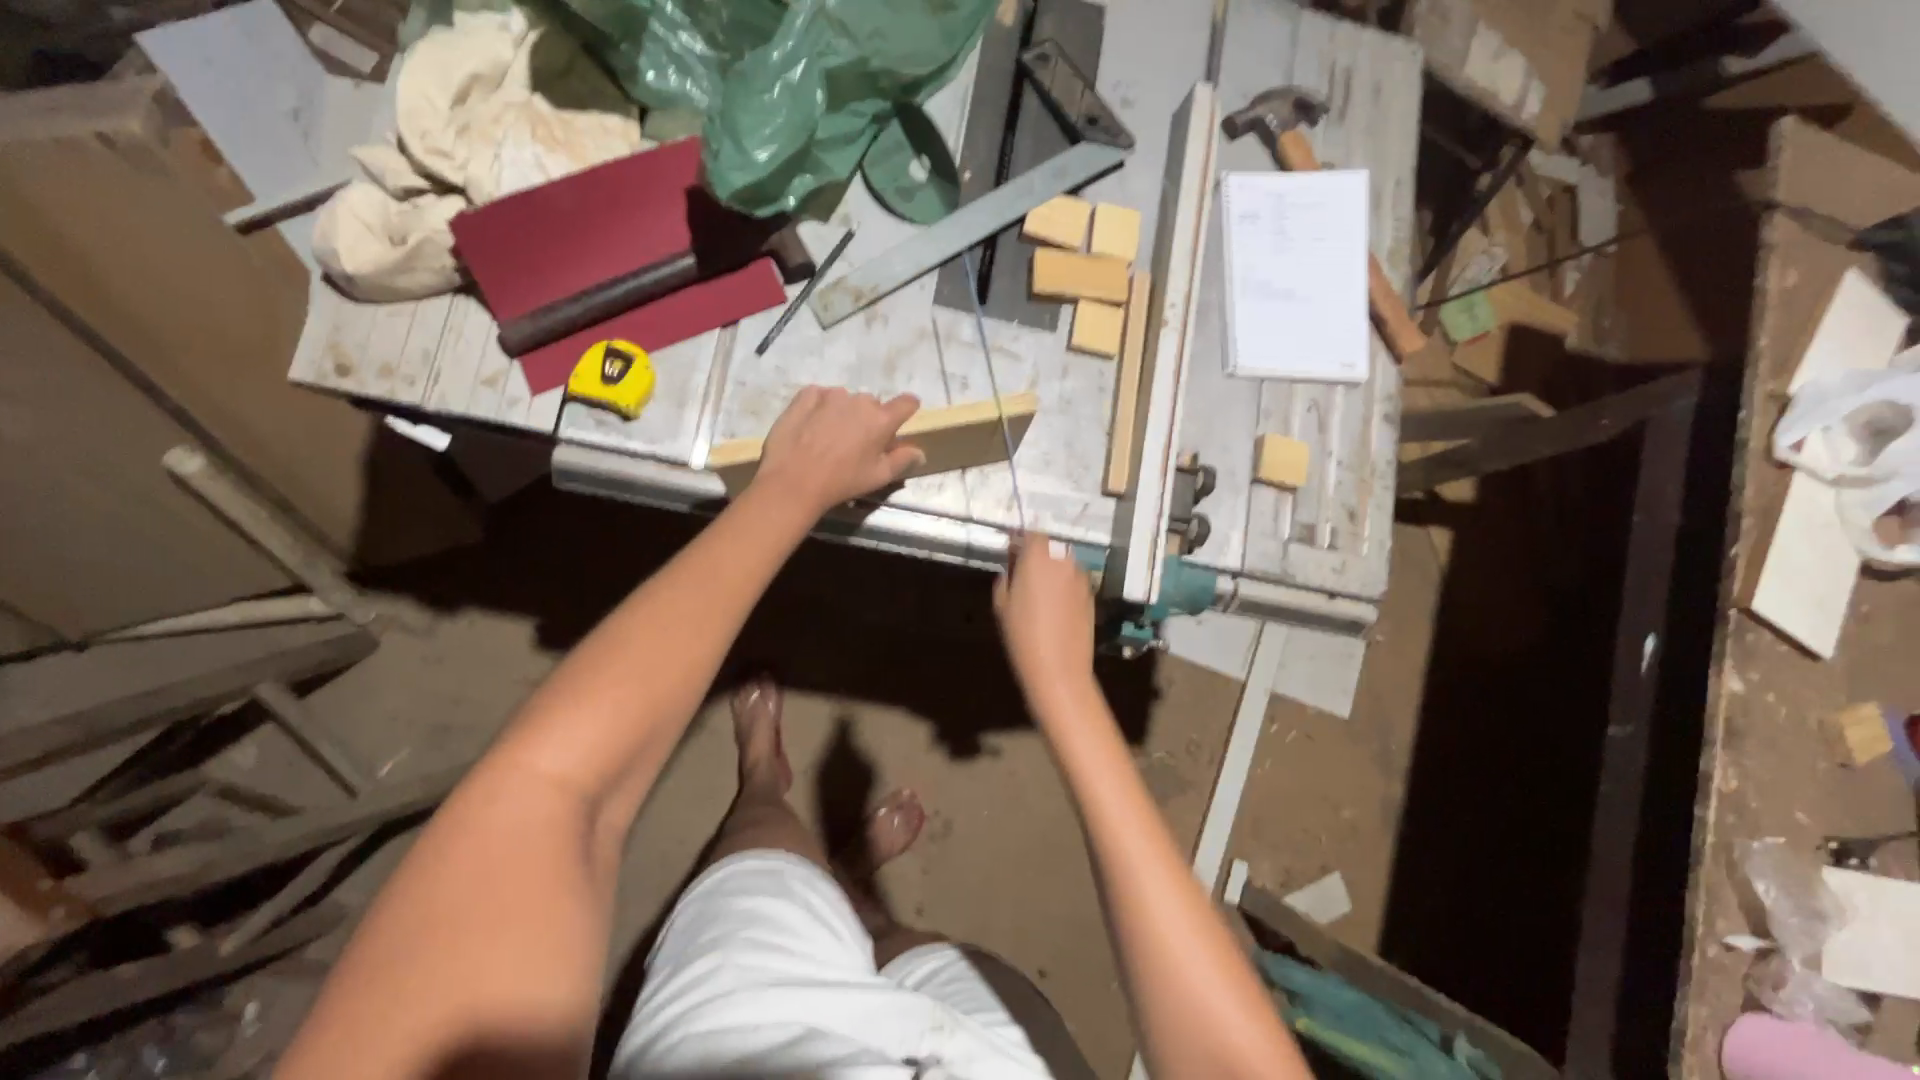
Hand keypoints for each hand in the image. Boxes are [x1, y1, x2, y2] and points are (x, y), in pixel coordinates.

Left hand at [752, 386, 925, 515]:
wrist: (793, 480)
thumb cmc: (841, 482)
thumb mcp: (878, 477)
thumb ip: (902, 460)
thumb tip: (919, 452)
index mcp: (881, 419)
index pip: (907, 402)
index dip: (907, 409)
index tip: (900, 420)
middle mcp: (859, 401)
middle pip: (872, 405)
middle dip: (868, 419)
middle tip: (855, 443)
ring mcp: (831, 395)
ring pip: (845, 400)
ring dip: (843, 412)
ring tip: (829, 437)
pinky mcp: (806, 396)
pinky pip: (820, 396)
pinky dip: (820, 406)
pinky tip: (812, 426)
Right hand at [994, 532, 1096, 700]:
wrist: (1059, 667)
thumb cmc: (1022, 634)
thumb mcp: (1001, 604)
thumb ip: (1007, 576)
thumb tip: (1012, 568)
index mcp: (1039, 556)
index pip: (1032, 532)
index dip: (1021, 540)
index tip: (1011, 552)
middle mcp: (1064, 560)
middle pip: (1051, 545)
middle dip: (1038, 553)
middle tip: (1023, 570)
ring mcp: (1082, 577)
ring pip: (1065, 562)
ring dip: (1053, 568)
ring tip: (1040, 589)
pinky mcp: (1092, 595)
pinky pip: (1075, 581)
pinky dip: (1065, 584)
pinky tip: (1056, 605)